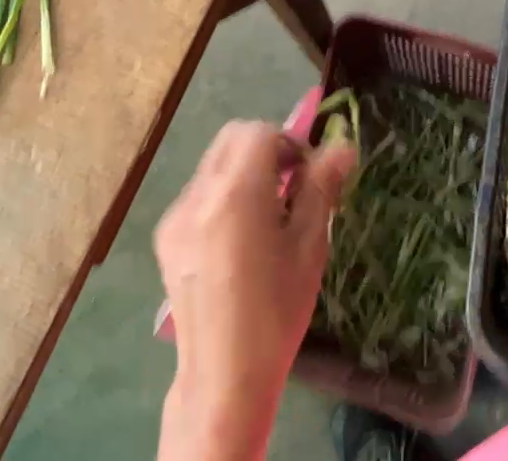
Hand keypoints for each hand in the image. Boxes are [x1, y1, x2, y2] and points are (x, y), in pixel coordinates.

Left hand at [155, 119, 356, 460]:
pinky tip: (238, 240)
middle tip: (291, 186)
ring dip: (243, 171)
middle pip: (232, 139)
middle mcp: (199, 194)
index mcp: (236, 193)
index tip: (308, 175)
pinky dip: (222, 196)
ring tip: (266, 216)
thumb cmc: (277, 311)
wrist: (224, 374)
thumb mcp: (309, 246)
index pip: (259, 132)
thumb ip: (321, 188)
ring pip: (214, 164)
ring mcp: (176, 215)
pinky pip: (198, 194)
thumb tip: (342, 146)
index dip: (289, 143)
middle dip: (265, 149)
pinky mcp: (165, 237)